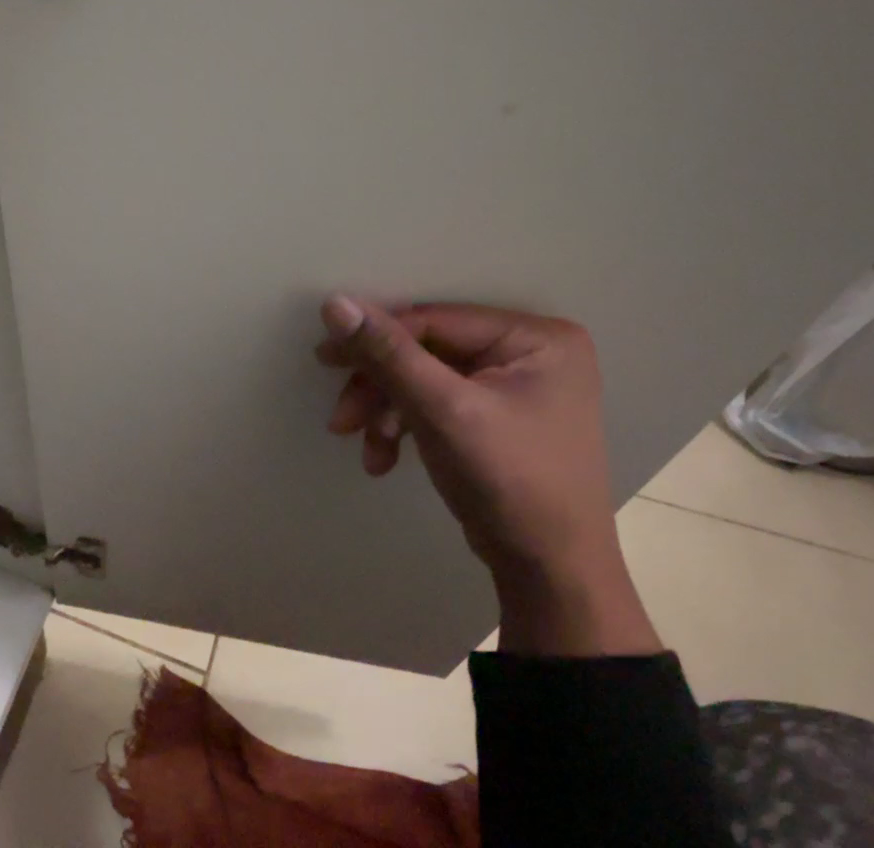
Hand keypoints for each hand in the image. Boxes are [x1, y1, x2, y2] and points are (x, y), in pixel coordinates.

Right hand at [316, 295, 660, 655]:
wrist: (548, 568)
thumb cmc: (509, 480)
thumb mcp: (442, 410)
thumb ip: (388, 354)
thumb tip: (334, 304)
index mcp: (536, 337)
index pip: (435, 321)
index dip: (377, 339)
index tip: (324, 359)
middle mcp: (529, 352)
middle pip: (425, 351)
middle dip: (379, 386)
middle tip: (340, 416)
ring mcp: (513, 386)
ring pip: (422, 380)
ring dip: (385, 413)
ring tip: (363, 447)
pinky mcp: (494, 417)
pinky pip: (434, 405)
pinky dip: (403, 428)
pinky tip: (382, 459)